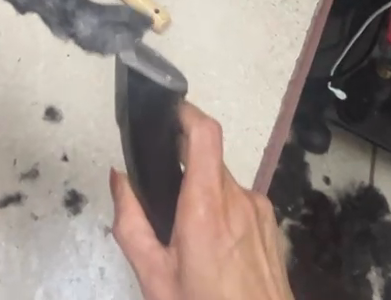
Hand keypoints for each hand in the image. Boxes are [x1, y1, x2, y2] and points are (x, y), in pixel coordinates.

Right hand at [109, 104, 291, 299]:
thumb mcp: (154, 279)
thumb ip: (130, 224)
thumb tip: (119, 177)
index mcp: (205, 207)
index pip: (204, 133)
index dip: (186, 112)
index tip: (167, 112)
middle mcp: (237, 198)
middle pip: (207, 158)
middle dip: (183, 167)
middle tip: (163, 199)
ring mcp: (258, 210)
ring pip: (223, 182)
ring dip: (203, 194)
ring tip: (189, 239)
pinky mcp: (271, 225)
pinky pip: (240, 202)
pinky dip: (223, 212)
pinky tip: (215, 250)